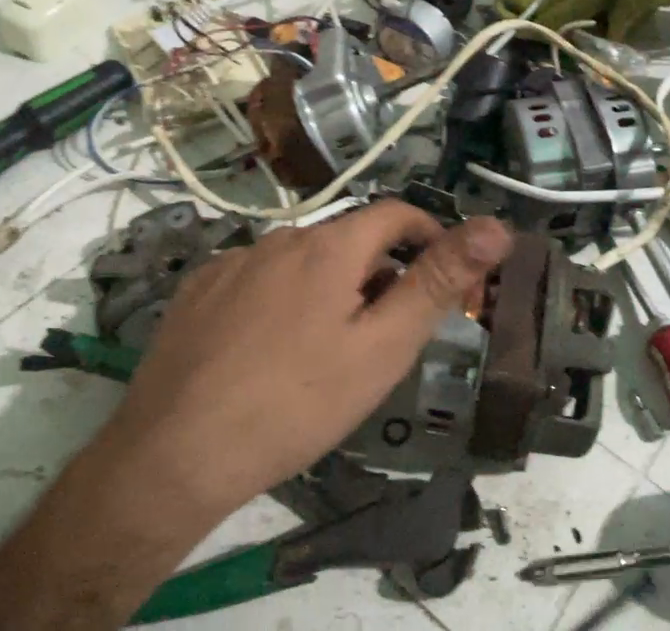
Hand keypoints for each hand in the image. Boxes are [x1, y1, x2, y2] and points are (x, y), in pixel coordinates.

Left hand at [101, 201, 512, 522]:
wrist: (173, 456)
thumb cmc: (296, 405)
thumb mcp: (382, 348)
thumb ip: (438, 282)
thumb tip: (496, 226)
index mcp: (329, 247)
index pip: (397, 213)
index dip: (430, 237)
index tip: (443, 281)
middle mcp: (278, 239)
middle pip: (348, 241)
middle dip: (379, 274)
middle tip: (387, 335)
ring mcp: (230, 263)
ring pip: (300, 262)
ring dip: (328, 288)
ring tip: (326, 352)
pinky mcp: (195, 291)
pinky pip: (256, 280)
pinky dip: (280, 300)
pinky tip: (268, 353)